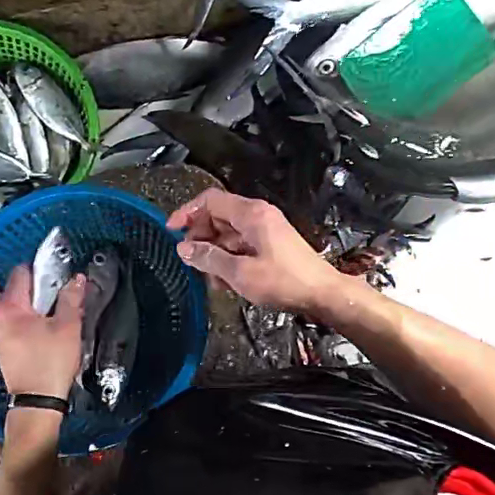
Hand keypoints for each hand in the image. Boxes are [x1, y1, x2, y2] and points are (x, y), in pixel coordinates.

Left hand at [0, 266, 85, 397]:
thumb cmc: (50, 363)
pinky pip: (17, 323)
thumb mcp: (68, 325)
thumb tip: (77, 280)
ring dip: (38, 309)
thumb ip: (71, 297)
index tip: (60, 278)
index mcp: (7, 307)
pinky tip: (49, 332)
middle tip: (64, 301)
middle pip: (20, 291)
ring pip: (20, 308)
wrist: (38, 401)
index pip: (22, 273)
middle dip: (42, 292)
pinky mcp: (1, 346)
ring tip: (59, 319)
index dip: (43, 272)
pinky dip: (31, 323)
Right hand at [168, 189, 350, 315]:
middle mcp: (258, 215)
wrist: (323, 293)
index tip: (172, 230)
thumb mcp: (240, 273)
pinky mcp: (271, 243)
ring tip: (208, 276)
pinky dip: (229, 257)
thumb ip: (209, 259)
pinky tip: (225, 279)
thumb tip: (184, 249)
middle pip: (218, 215)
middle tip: (189, 259)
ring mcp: (266, 229)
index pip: (210, 200)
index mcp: (251, 214)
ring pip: (228, 232)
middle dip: (199, 236)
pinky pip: (241, 243)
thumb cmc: (285, 282)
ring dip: (214, 251)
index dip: (187, 212)